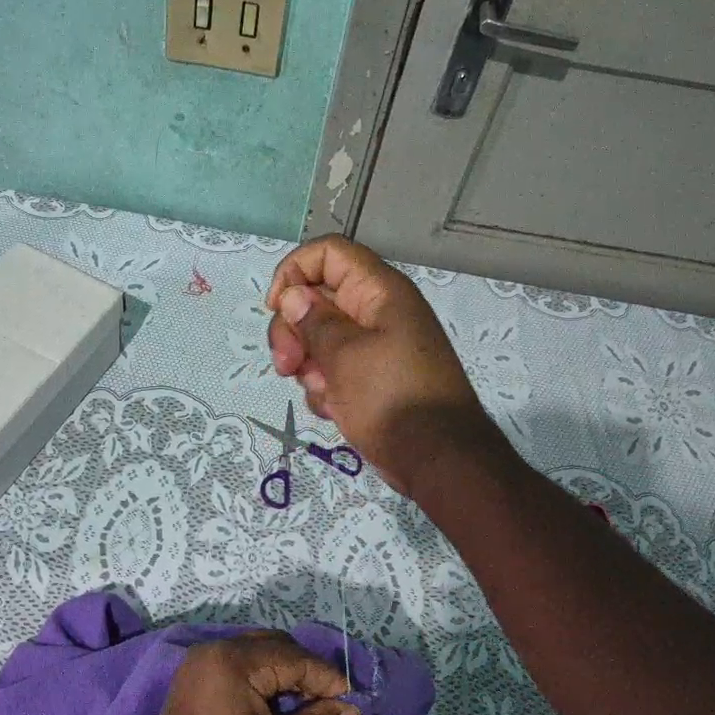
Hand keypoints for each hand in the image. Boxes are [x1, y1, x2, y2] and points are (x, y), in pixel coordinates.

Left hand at [97, 632, 359, 714]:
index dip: (328, 679)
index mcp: (229, 662)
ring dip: (284, 680)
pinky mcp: (189, 689)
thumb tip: (350, 707)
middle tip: (329, 711)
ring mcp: (195, 669)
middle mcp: (209, 652)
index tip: (353, 705)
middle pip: (273, 646)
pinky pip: (236, 672)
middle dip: (305, 675)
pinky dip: (262, 687)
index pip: (293, 656)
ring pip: (256, 657)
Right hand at [265, 236, 502, 489]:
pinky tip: (333, 409)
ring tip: (320, 392)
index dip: (295, 271)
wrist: (438, 461)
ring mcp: (374, 347)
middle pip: (317, 298)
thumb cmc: (392, 399)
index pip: (329, 253)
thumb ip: (313, 321)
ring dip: (307, 364)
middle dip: (293, 330)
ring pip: (319, 338)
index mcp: (379, 292)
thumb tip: (293, 295)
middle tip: (285, 365)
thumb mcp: (345, 356)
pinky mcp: (371, 379)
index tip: (276, 308)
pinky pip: (333, 370)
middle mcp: (377, 312)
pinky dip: (325, 387)